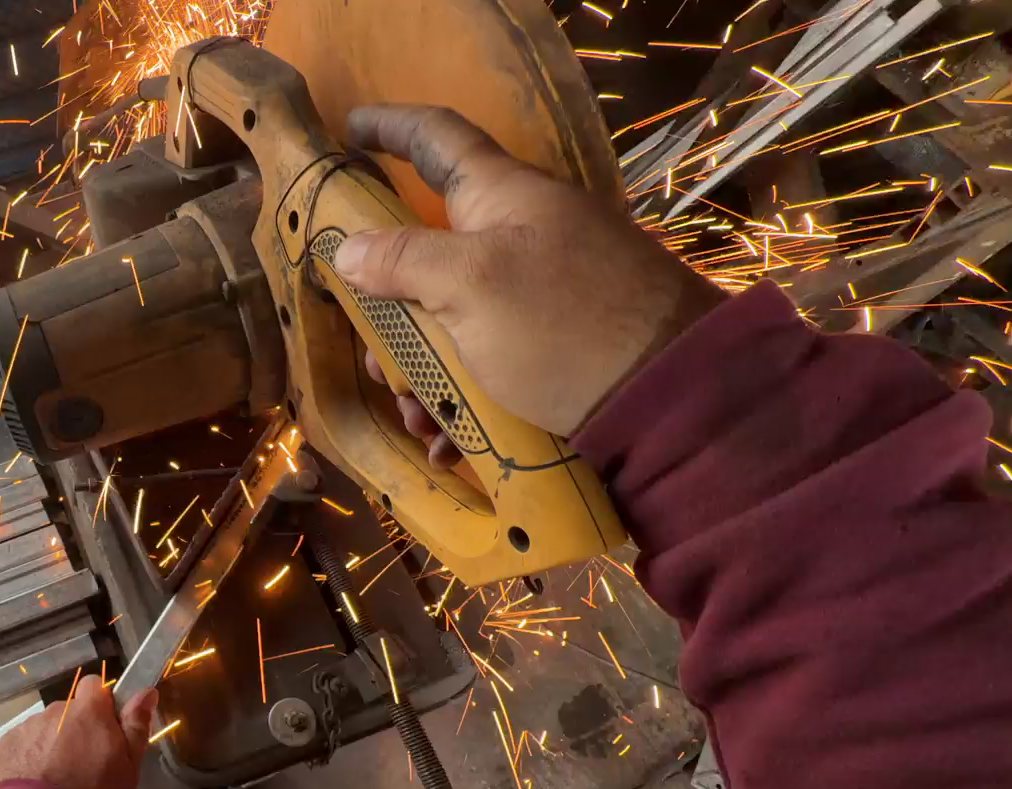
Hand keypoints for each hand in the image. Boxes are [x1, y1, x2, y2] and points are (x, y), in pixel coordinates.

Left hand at [0, 676, 158, 788]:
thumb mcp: (128, 769)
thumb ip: (136, 726)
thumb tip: (146, 692)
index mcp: (89, 711)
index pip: (94, 685)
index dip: (100, 705)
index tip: (105, 731)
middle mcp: (56, 710)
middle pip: (69, 710)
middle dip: (76, 729)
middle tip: (83, 765)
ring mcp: (28, 727)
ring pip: (47, 728)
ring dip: (53, 744)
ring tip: (57, 781)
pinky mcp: (6, 745)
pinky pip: (25, 744)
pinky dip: (31, 758)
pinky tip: (35, 785)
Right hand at [332, 104, 724, 439]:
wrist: (666, 394)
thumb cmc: (562, 324)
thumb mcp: (472, 284)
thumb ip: (403, 260)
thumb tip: (344, 251)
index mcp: (498, 200)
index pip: (437, 140)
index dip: (389, 128)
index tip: (348, 126)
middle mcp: (511, 238)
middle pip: (422, 258)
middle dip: (386, 315)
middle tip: (374, 359)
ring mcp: (526, 294)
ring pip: (441, 322)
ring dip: (417, 374)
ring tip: (418, 418)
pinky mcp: (539, 345)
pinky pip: (474, 363)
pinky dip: (452, 402)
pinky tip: (447, 440)